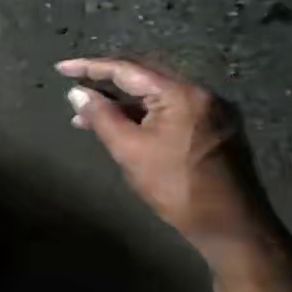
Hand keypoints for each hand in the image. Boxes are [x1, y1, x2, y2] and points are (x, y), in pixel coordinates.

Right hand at [56, 58, 278, 251]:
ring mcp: (209, 109)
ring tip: (87, 112)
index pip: (127, 69)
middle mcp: (199, 93)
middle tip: (74, 83)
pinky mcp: (211, 126)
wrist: (231, 225)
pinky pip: (168, 107)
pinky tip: (119, 124)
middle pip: (144, 74)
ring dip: (120, 99)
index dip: (90, 67)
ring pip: (155, 93)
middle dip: (105, 78)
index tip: (61, 68)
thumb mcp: (129, 150)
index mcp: (181, 94)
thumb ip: (101, 116)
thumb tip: (77, 93)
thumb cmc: (176, 186)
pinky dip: (140, 111)